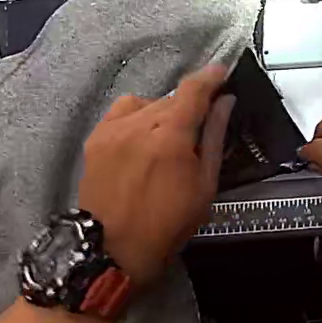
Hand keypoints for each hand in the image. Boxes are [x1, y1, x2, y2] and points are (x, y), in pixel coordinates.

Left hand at [77, 65, 235, 285]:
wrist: (112, 249)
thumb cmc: (165, 225)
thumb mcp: (204, 185)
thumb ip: (213, 137)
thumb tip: (225, 103)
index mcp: (170, 136)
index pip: (193, 90)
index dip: (211, 76)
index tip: (221, 72)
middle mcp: (139, 124)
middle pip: (171, 97)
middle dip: (188, 106)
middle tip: (197, 126)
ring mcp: (114, 128)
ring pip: (147, 102)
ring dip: (162, 112)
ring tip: (166, 140)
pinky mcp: (96, 137)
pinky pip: (122, 111)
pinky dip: (136, 116)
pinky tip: (141, 138)